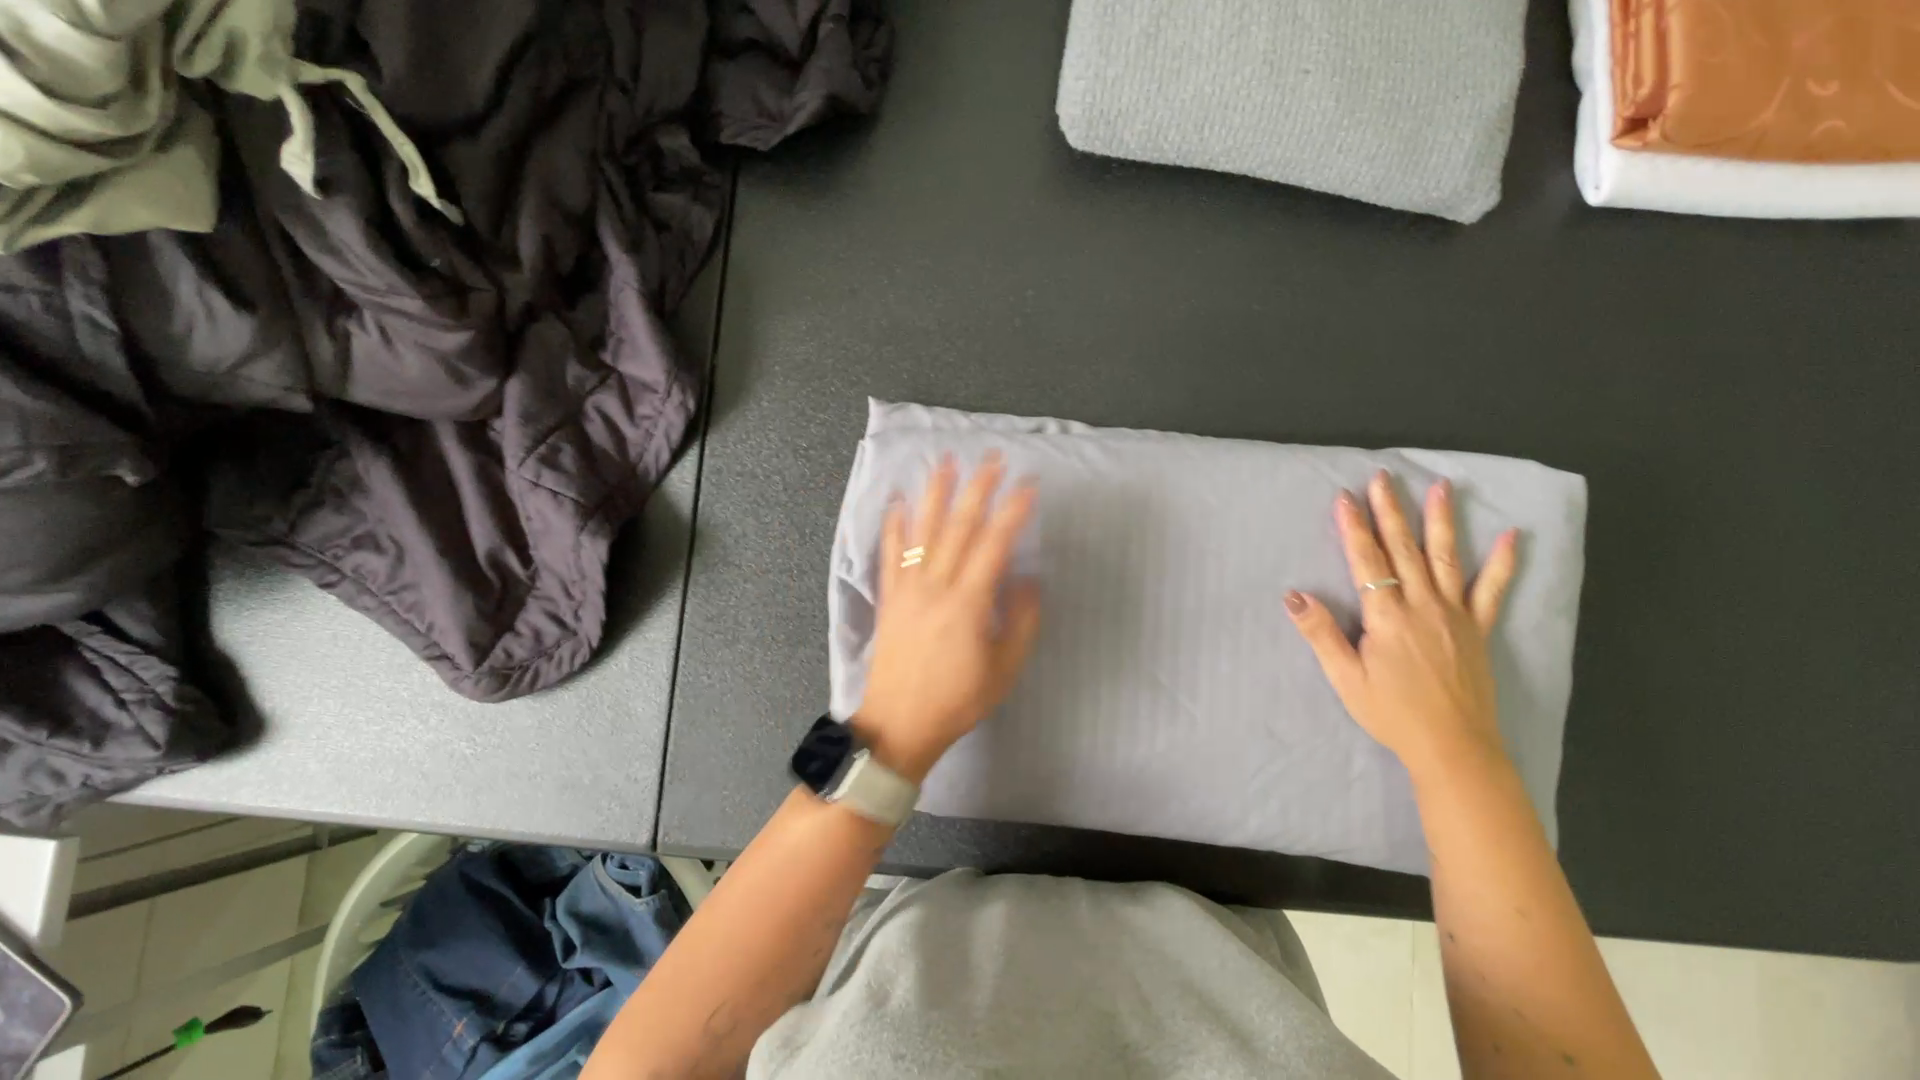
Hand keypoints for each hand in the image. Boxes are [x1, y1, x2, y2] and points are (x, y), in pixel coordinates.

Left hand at [855, 455, 1042, 781]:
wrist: (900, 724)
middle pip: (958, 528)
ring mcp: (907, 589)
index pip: (994, 545)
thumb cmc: (958, 700)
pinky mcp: (889, 598)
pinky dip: (894, 525)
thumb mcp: (1004, 668)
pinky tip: (898, 502)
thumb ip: (1020, 621)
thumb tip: (1027, 578)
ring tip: (945, 462)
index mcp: (968, 603)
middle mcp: (935, 587)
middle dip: (977, 489)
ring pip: (922, 532)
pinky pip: (890, 554)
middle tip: (992, 458)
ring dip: (935, 494)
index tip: (1028, 485)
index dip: (1012, 512)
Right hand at [1285, 471, 1518, 779]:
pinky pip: (1493, 590)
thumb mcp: (1345, 677)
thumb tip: (1293, 595)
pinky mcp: (1478, 628)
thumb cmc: (1392, 714)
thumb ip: (1321, 634)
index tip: (1344, 497)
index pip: (1366, 560)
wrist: (1453, 745)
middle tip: (1382, 478)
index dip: (1354, 527)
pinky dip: (1503, 563)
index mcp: (1387, 616)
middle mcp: (1422, 604)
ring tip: (1440, 487)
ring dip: (1441, 520)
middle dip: (1390, 510)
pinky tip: (1513, 537)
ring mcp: (1455, 614)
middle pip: (1403, 548)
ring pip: (1445, 557)